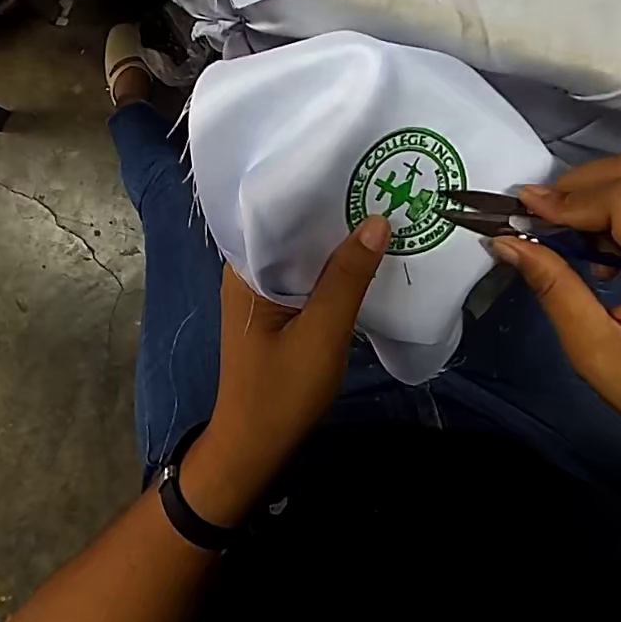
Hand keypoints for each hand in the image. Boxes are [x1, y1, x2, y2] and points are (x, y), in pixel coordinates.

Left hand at [180, 216, 388, 525]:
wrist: (254, 452)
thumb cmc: (280, 394)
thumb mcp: (321, 335)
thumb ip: (346, 279)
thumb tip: (377, 221)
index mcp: (243, 270)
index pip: (274, 213)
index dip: (311, 191)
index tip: (351, 169)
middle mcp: (247, 273)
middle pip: (290, 232)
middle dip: (329, 213)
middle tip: (376, 186)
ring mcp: (262, 293)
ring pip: (301, 255)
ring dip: (333, 242)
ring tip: (377, 213)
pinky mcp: (277, 311)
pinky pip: (305, 277)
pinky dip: (330, 269)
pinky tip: (362, 259)